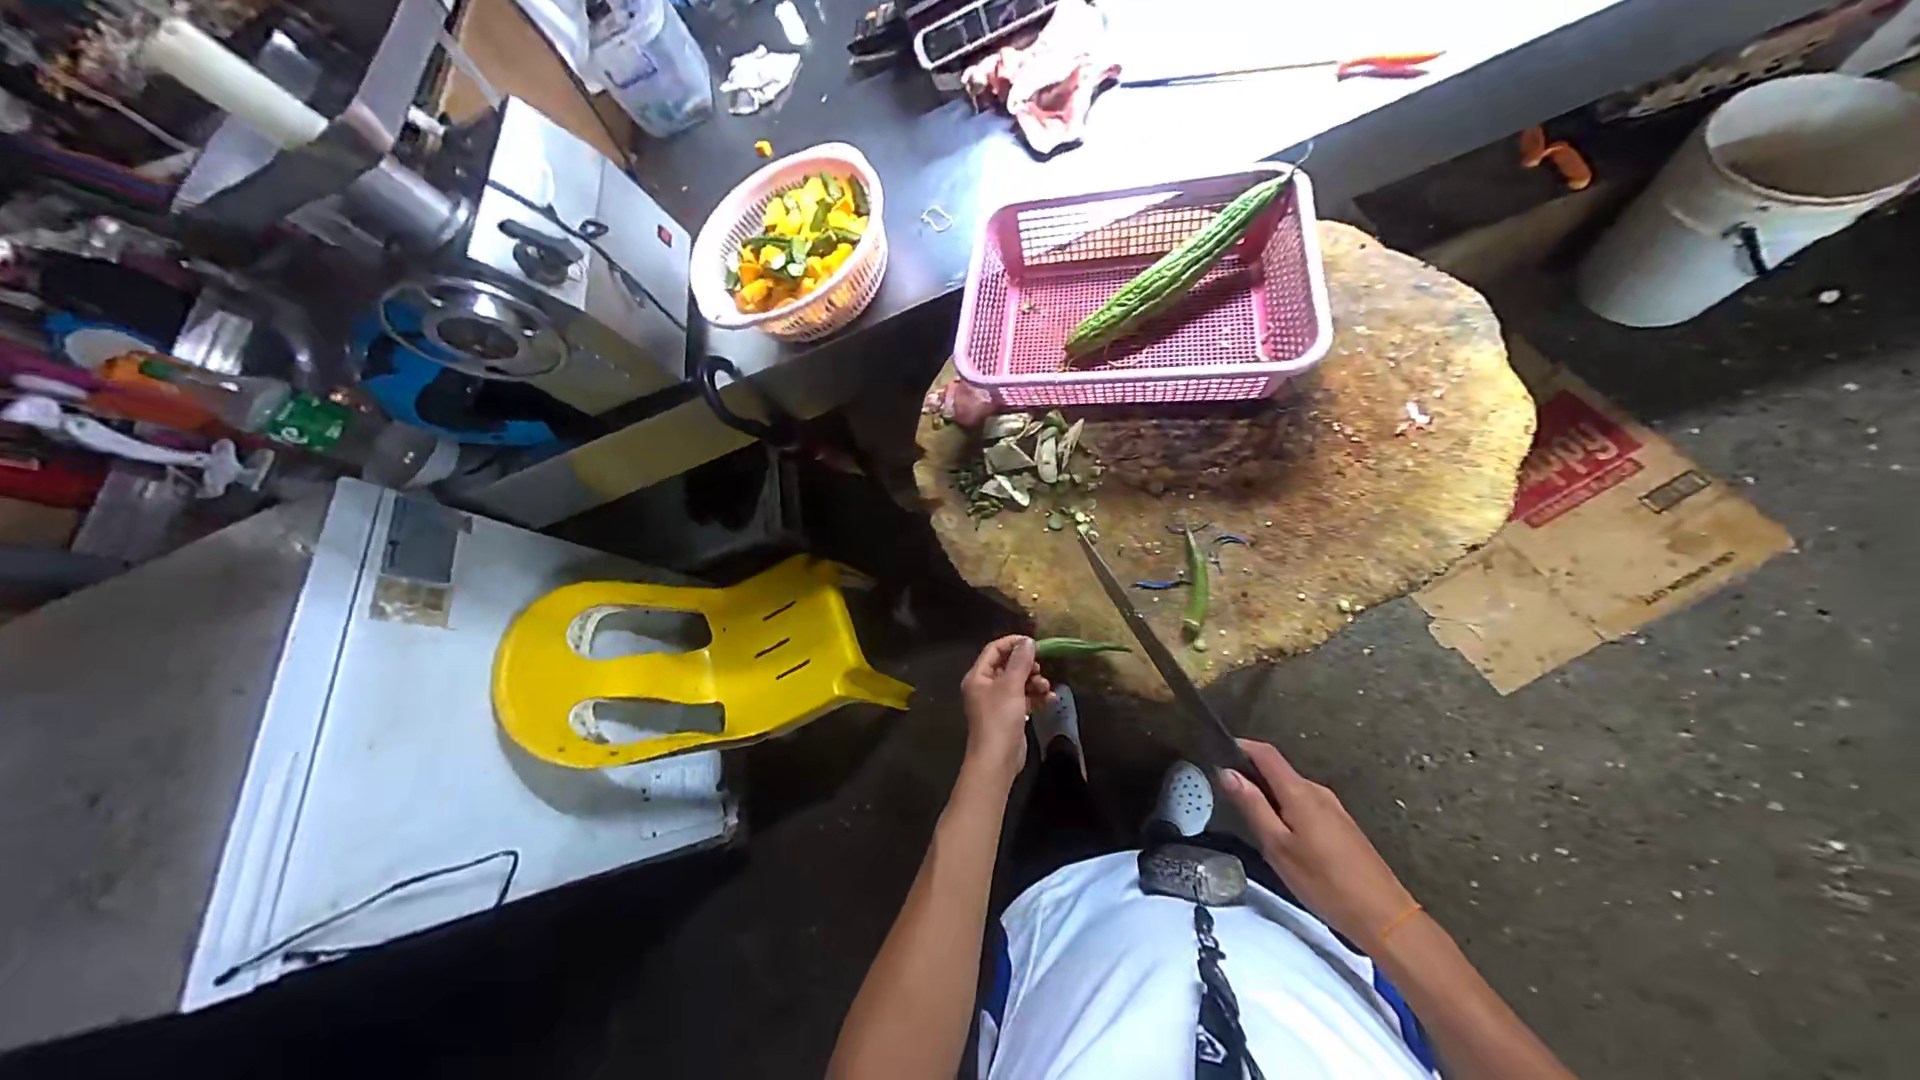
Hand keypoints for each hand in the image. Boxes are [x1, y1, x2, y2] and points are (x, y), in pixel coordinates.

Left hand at [959, 635, 1054, 784]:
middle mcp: (985, 686)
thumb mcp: (1011, 686)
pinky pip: (1024, 699)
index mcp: (978, 676)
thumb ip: (1020, 661)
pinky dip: (1036, 697)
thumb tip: (1028, 641)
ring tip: (1046, 688)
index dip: (1013, 643)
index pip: (994, 650)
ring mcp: (997, 702)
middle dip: (1027, 666)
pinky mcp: (1009, 715)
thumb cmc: (999, 718)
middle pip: (1007, 666)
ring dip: (1034, 682)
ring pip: (1018, 683)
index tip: (1034, 643)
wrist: (997, 759)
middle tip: (1040, 669)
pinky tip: (1050, 700)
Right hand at [1216, 739, 1419, 951]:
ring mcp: (1334, 808)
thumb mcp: (1277, 846)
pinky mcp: (1342, 825)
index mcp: (1300, 792)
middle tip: (1228, 795)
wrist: (1384, 917)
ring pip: (1292, 790)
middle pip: (1279, 771)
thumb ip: (1252, 806)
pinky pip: (1306, 805)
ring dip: (1270, 795)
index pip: (1266, 753)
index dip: (1241, 746)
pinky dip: (1287, 809)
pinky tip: (1282, 835)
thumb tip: (1228, 773)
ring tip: (1252, 819)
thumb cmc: (1325, 882)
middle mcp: (1318, 792)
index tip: (1219, 752)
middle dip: (1252, 775)